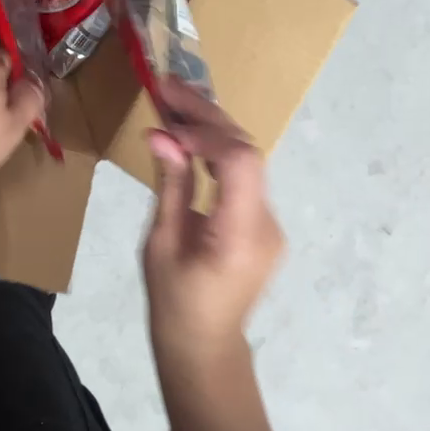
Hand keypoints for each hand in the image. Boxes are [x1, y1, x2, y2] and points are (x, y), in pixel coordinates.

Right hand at [142, 90, 284, 362]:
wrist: (205, 345)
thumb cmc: (175, 300)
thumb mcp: (161, 242)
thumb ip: (169, 185)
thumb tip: (160, 134)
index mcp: (241, 234)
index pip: (241, 162)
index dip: (206, 133)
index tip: (167, 122)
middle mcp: (266, 222)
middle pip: (246, 150)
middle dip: (205, 114)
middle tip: (165, 86)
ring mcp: (269, 221)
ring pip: (246, 156)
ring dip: (208, 125)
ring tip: (171, 99)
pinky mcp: (261, 219)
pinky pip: (241, 173)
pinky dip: (213, 148)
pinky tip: (185, 133)